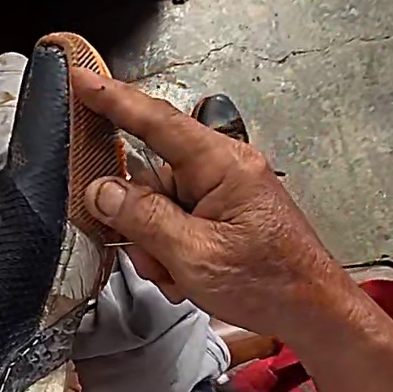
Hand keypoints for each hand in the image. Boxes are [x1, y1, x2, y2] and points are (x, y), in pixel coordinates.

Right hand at [70, 66, 366, 341]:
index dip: (112, 99)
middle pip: (149, 178)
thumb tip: (102, 190)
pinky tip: (187, 275)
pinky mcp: (221, 214)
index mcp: (222, 166)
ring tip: (179, 275)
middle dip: (139, 223)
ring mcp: (222, 193)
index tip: (82, 79)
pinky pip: (175, 223)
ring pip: (157, 208)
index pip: (157, 121)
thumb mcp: (195, 255)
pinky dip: (171, 252)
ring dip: (156, 246)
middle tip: (149, 257)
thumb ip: (143, 219)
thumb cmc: (271, 283)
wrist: (311, 312)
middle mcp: (222, 170)